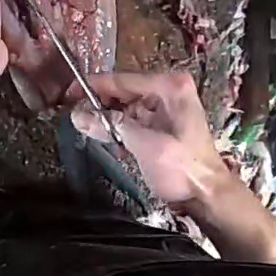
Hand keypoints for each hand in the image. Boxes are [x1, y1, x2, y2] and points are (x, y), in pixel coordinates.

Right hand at [74, 72, 234, 209]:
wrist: (207, 195)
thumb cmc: (183, 168)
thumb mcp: (145, 144)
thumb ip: (111, 126)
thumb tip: (78, 115)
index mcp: (170, 86)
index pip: (123, 80)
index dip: (94, 86)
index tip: (69, 93)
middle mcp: (169, 91)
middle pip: (123, 92)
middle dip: (99, 104)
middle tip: (74, 115)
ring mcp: (166, 109)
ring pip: (126, 107)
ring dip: (108, 119)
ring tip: (88, 129)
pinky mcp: (162, 127)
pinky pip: (133, 121)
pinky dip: (119, 130)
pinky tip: (109, 140)